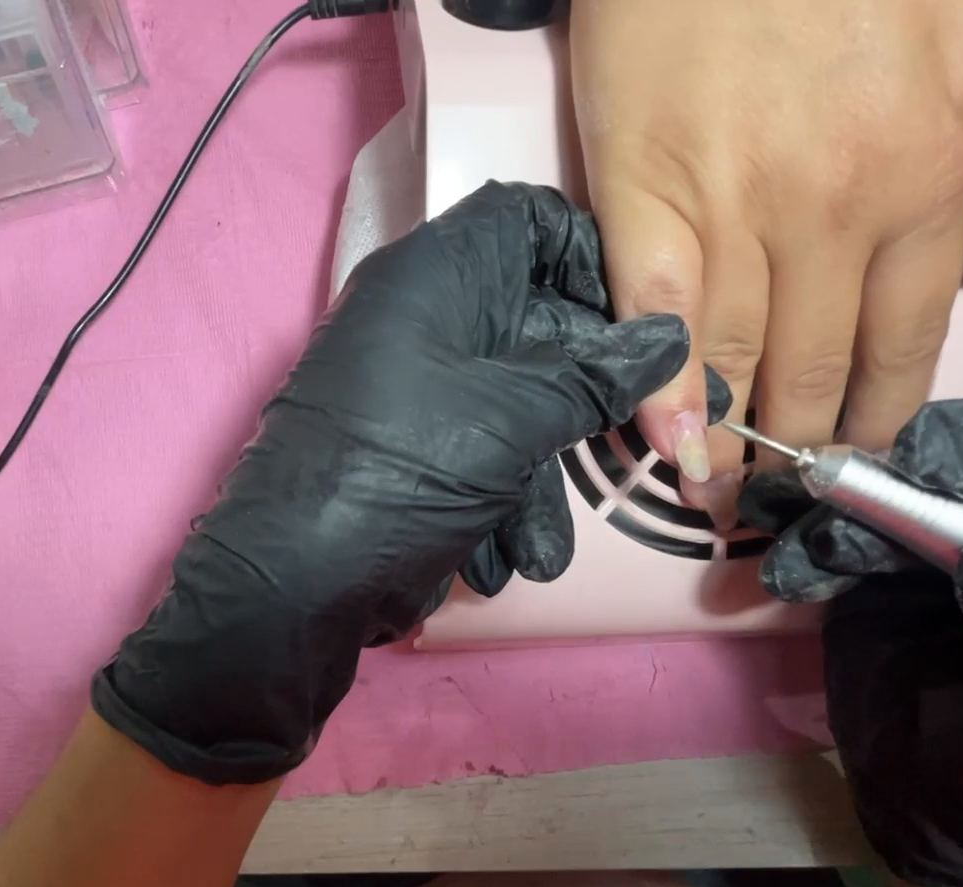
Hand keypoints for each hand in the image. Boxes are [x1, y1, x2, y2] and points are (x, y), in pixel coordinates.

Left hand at [92, 183, 725, 784]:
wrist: (294, 589)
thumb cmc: (403, 474)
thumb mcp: (513, 423)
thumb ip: (595, 379)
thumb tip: (668, 340)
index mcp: (434, 277)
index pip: (525, 221)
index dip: (590, 257)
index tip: (642, 318)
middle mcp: (419, 323)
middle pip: (531, 331)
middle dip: (587, 404)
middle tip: (651, 445)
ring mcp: (410, 392)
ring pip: (508, 412)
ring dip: (538, 490)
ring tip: (543, 555)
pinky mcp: (407, 453)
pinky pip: (473, 459)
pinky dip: (496, 510)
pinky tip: (503, 566)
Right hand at [573, 0, 962, 522]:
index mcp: (921, 167)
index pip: (902, 338)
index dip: (875, 419)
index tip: (853, 468)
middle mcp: (830, 207)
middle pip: (810, 367)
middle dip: (793, 451)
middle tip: (773, 501)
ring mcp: (728, 207)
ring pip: (729, 357)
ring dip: (723, 441)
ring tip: (712, 494)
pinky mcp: (641, 194)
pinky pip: (651, 311)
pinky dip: (655, 384)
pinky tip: (658, 441)